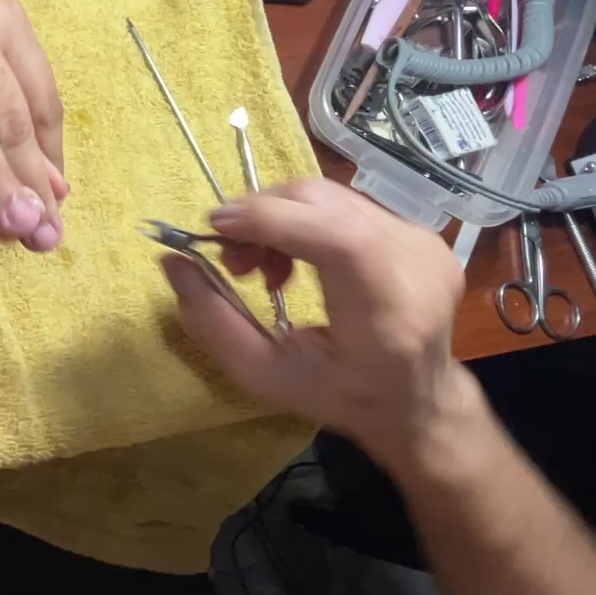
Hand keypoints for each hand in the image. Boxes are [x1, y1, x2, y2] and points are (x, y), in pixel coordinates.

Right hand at [160, 179, 480, 469]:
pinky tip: (292, 256)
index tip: (217, 229)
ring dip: (275, 216)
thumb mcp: (259, 372)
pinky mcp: (419, 231)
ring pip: (325, 194)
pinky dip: (299, 218)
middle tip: (231, 259)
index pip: (339, 240)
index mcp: (386, 317)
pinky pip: (340, 202)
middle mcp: (416, 268)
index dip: (270, 220)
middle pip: (322, 203)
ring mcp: (424, 243)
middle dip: (258, 215)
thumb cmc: (335, 394)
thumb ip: (210, 317)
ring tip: (260, 263)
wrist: (419, 399)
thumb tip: (171, 259)